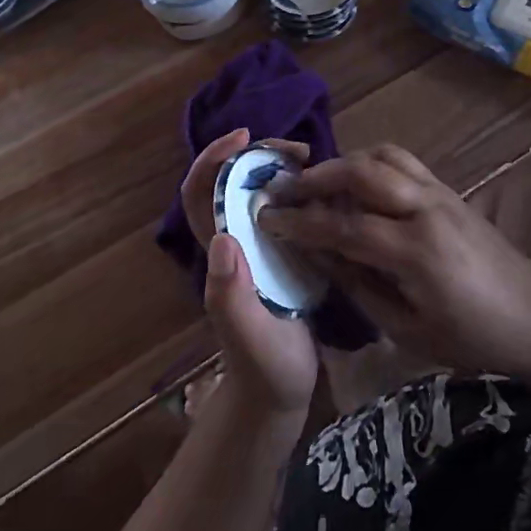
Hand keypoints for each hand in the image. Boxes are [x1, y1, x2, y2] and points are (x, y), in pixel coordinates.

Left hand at [180, 130, 318, 415]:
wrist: (281, 393)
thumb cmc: (261, 365)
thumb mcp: (244, 333)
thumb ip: (230, 292)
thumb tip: (223, 239)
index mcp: (219, 252)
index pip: (200, 194)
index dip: (212, 161)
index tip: (243, 137)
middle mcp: (235, 241)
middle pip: (231, 183)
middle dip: (255, 156)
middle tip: (295, 148)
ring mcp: (260, 247)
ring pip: (260, 193)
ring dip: (279, 169)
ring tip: (313, 161)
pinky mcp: (286, 256)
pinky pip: (289, 211)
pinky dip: (303, 192)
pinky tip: (329, 190)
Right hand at [258, 145, 530, 375]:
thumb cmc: (472, 336)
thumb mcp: (408, 329)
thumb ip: (357, 285)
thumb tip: (315, 252)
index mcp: (417, 252)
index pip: (344, 226)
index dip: (300, 221)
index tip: (267, 218)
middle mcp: (426, 210)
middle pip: (360, 172)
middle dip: (315, 178)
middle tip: (284, 189)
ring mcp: (439, 192)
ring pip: (380, 156)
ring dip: (341, 163)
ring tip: (314, 181)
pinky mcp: (446, 188)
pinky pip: (400, 161)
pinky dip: (368, 162)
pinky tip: (353, 181)